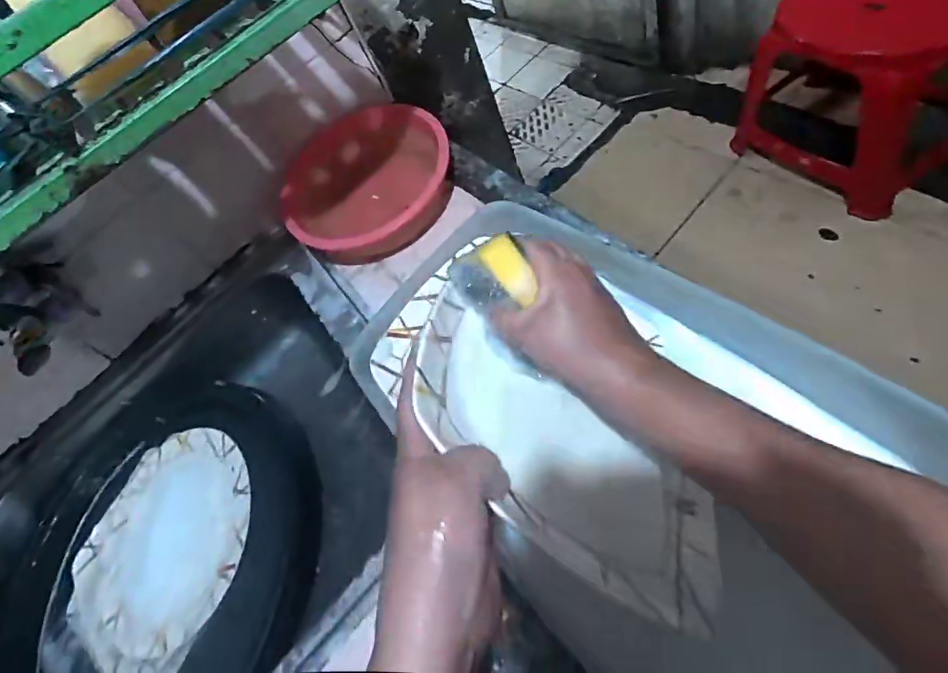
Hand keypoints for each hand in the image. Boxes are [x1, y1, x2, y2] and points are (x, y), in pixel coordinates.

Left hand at [371, 351, 507, 671]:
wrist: (442, 622)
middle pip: (448, 417)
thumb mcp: (453, 482)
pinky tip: (535, 444)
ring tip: (523, 389)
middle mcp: (432, 468)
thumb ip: (475, 455)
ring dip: (493, 426)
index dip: (419, 361)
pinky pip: (495, 481)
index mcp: (414, 454)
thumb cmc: (436, 542)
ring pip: (476, 448)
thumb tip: (492, 465)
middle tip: (500, 351)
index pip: (412, 396)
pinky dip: (511, 463)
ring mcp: (456, 495)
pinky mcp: (479, 521)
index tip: (437, 326)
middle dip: (466, 386)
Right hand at [491, 238, 653, 391]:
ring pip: (568, 264)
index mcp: (558, 268)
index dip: (512, 247)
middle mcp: (579, 267)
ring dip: (550, 269)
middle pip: (552, 249)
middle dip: (531, 256)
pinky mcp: (605, 299)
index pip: (531, 243)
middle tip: (513, 273)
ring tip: (534, 291)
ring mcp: (595, 282)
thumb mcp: (524, 335)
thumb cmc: (568, 346)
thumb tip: (491, 309)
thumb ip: (501, 318)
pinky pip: (579, 280)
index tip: (498, 260)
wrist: (620, 371)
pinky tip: (557, 308)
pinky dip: (565, 283)